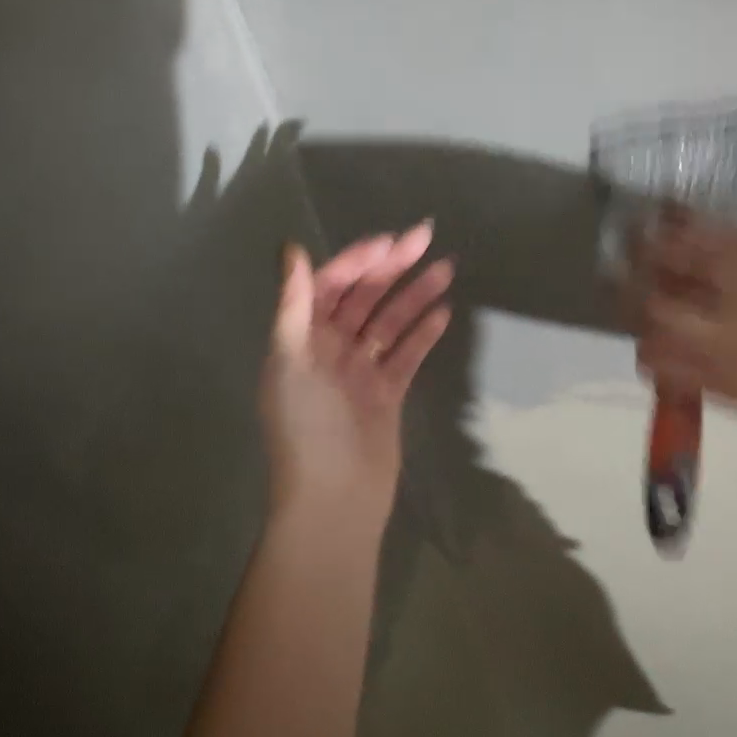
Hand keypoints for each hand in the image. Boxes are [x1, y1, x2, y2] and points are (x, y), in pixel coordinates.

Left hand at [262, 222, 453, 522]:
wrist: (334, 499)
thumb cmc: (306, 427)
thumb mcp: (290, 361)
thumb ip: (294, 304)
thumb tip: (291, 249)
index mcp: (301, 338)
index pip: (330, 286)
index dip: (357, 261)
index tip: (389, 242)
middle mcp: (328, 348)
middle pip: (363, 297)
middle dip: (391, 267)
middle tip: (425, 237)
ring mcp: (359, 371)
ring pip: (389, 322)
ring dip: (414, 294)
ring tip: (446, 268)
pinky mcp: (386, 394)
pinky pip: (405, 355)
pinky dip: (422, 333)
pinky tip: (443, 311)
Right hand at [634, 217, 736, 421]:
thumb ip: (724, 382)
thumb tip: (687, 363)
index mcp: (728, 379)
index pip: (659, 358)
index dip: (642, 347)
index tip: (641, 338)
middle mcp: (729, 337)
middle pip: (657, 309)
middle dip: (632, 295)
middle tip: (622, 283)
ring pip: (678, 267)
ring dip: (647, 251)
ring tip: (632, 238)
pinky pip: (716, 238)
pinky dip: (687, 225)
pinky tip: (671, 215)